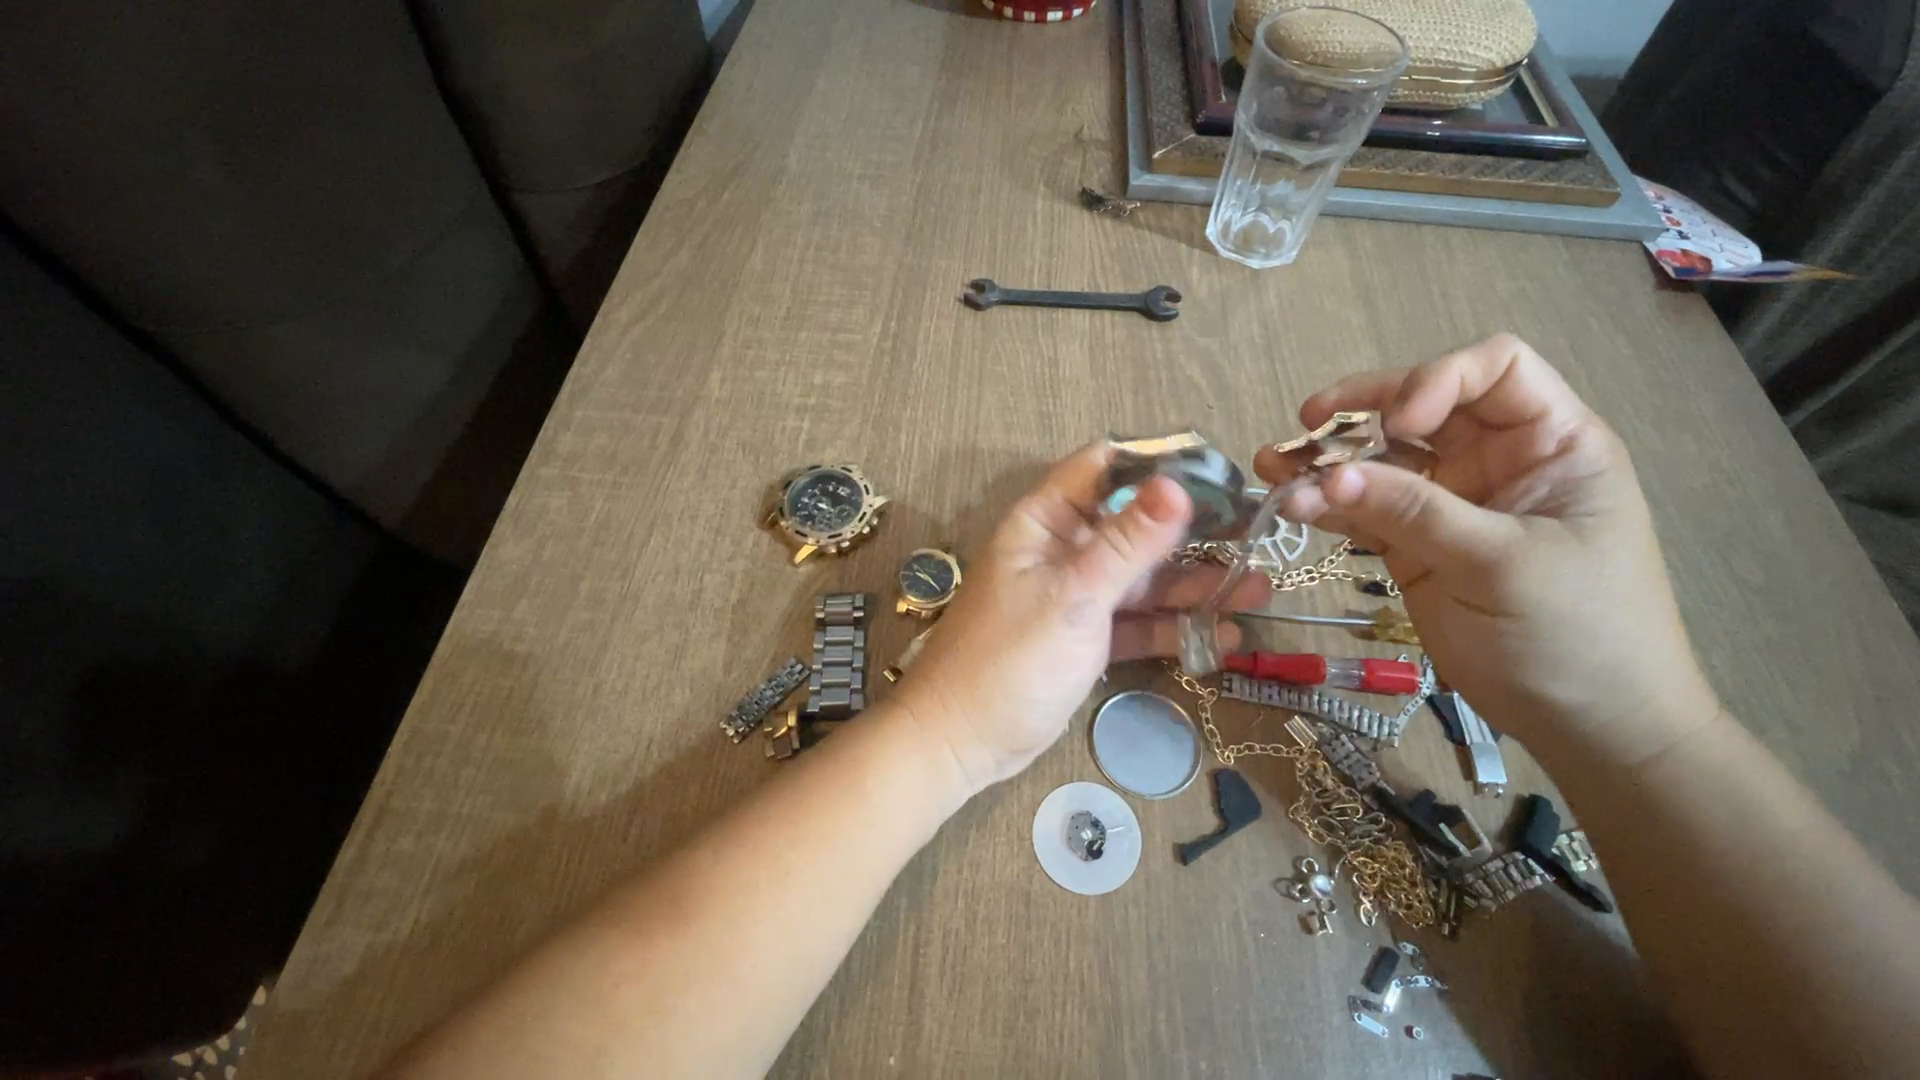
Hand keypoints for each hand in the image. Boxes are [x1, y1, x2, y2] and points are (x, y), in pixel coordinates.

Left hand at [895, 445, 1268, 793]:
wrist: (963, 740)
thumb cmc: (1010, 659)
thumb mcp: (1074, 596)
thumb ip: (1127, 542)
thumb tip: (1175, 483)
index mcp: (1046, 521)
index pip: (1105, 468)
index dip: (1159, 465)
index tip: (1220, 475)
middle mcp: (1064, 550)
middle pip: (1135, 526)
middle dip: (1193, 532)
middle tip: (1259, 536)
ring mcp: (1077, 596)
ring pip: (1143, 579)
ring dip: (1195, 585)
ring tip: (1259, 589)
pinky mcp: (1086, 637)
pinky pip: (1137, 622)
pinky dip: (1173, 628)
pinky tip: (1224, 635)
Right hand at [1257, 334, 1720, 763]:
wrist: (1588, 724)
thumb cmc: (1579, 634)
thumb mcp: (1504, 564)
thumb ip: (1416, 514)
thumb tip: (1326, 477)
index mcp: (1550, 443)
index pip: (1494, 370)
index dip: (1439, 379)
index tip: (1398, 426)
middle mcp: (1494, 461)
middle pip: (1420, 407)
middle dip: (1362, 413)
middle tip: (1307, 423)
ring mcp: (1448, 504)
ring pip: (1379, 461)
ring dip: (1326, 460)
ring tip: (1272, 467)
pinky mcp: (1412, 546)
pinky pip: (1361, 511)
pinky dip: (1324, 506)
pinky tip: (1288, 506)